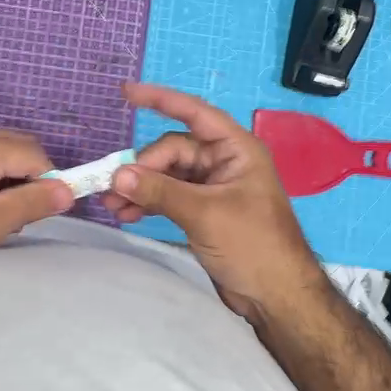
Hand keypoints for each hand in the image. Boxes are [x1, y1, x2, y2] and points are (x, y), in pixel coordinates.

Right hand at [103, 82, 325, 319]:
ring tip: (113, 205)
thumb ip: (160, 191)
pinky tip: (127, 215)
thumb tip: (118, 175)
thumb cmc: (253, 246)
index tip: (126, 92)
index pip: (194, 113)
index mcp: (236, 149)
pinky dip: (147, 203)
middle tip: (115, 189)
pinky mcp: (202, 211)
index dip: (160, 100)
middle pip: (172, 151)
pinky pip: (167, 196)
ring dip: (140, 187)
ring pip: (166, 175)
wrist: (277, 297)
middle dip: (142, 167)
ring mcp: (211, 187)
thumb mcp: (205, 214)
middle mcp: (223, 162)